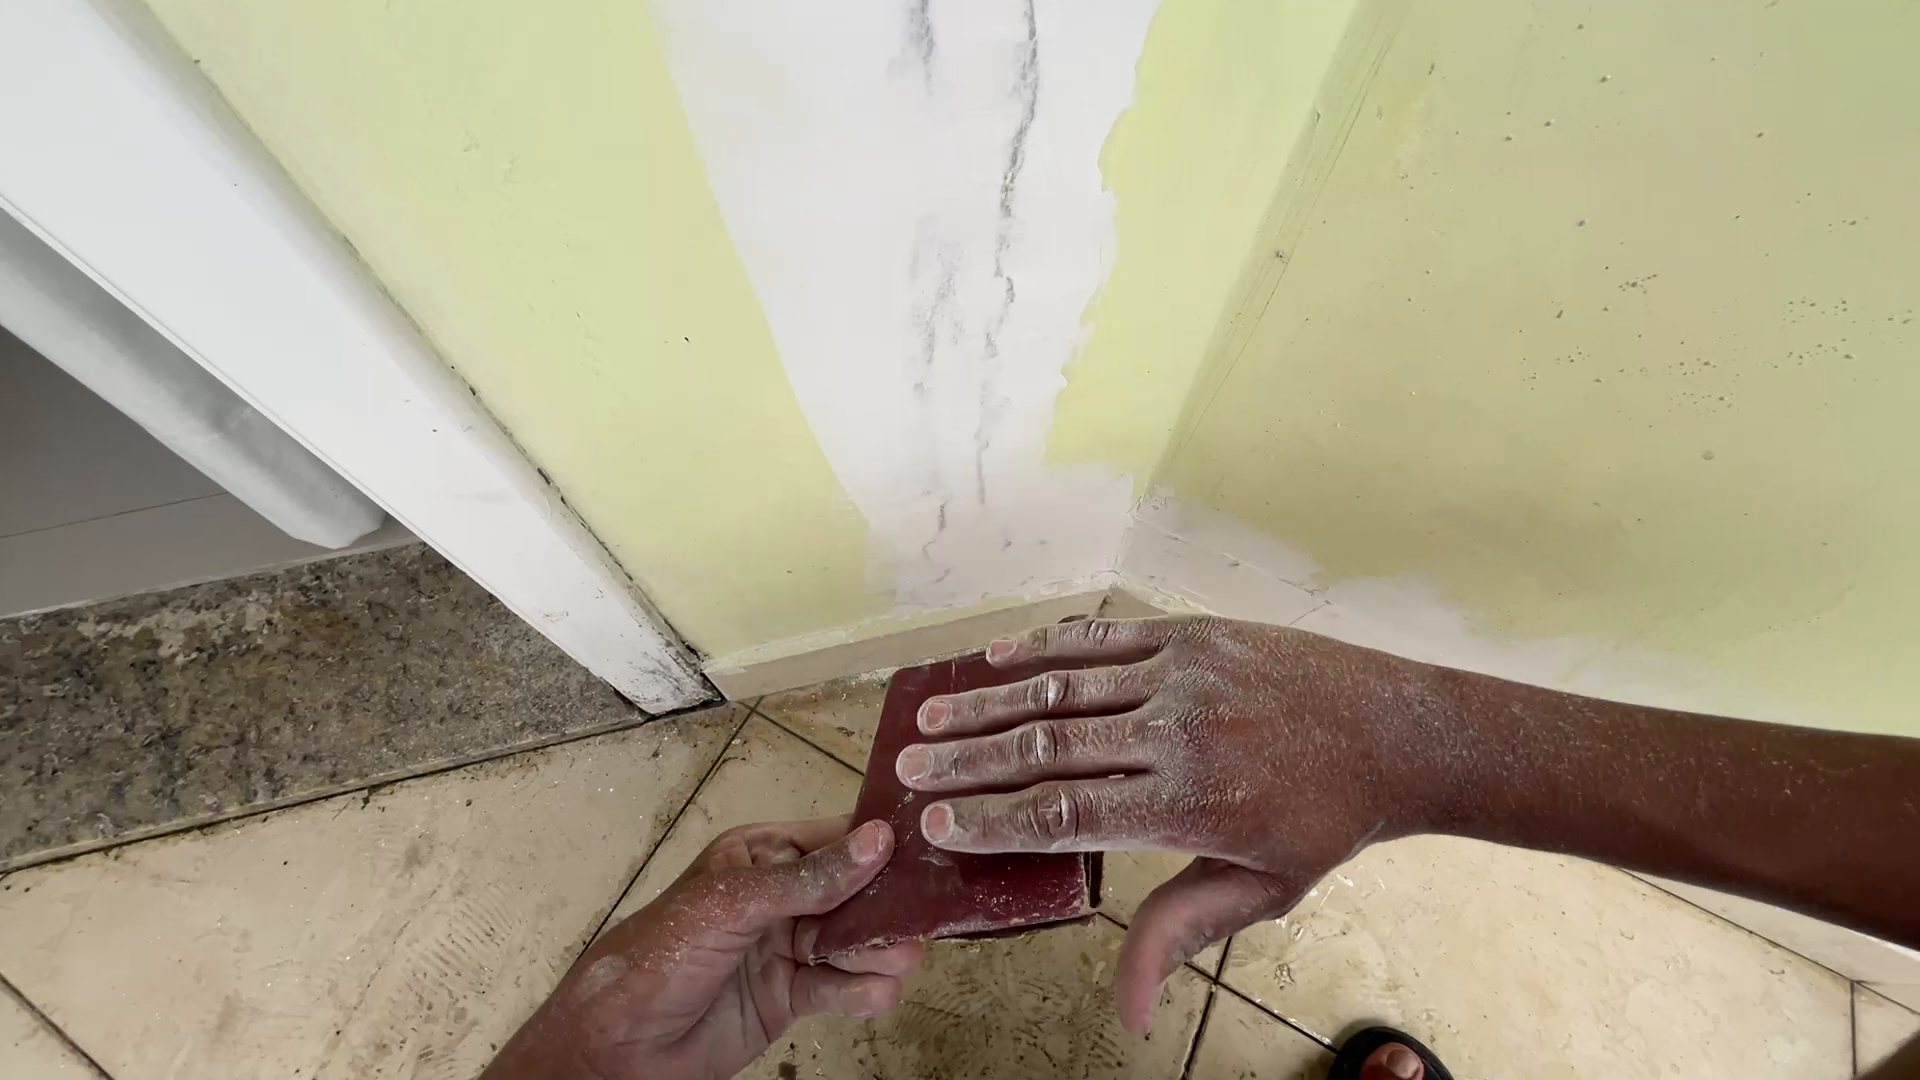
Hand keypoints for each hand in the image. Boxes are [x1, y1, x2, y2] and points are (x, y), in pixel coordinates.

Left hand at [482, 817, 922, 1079]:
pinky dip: (861, 991)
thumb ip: (810, 878)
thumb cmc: (665, 952)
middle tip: (920, 918)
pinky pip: (835, 988)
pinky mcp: (788, 996)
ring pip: (847, 941)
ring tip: (903, 960)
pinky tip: (882, 993)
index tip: (926, 848)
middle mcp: (782, 895)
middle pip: (849, 892)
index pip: (832, 838)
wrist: (615, 1053)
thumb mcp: (735, 903)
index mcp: (764, 854)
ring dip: (877, 950)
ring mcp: (786, 947)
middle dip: (882, 905)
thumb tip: (879, 839)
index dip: (876, 842)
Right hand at [893, 616, 1439, 1033]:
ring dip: (988, 700)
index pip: (1066, 813)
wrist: (1396, 730)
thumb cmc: (1325, 818)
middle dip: (968, 759)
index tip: (936, 820)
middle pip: (1047, 745)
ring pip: (1061, 687)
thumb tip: (1128, 1012)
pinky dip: (1040, 645)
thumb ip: (1182, 933)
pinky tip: (994, 653)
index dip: (993, 818)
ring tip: (932, 712)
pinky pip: (1099, 638)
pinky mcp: (1186, 632)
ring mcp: (1178, 671)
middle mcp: (1174, 729)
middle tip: (906, 763)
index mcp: (1190, 800)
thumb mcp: (1264, 889)